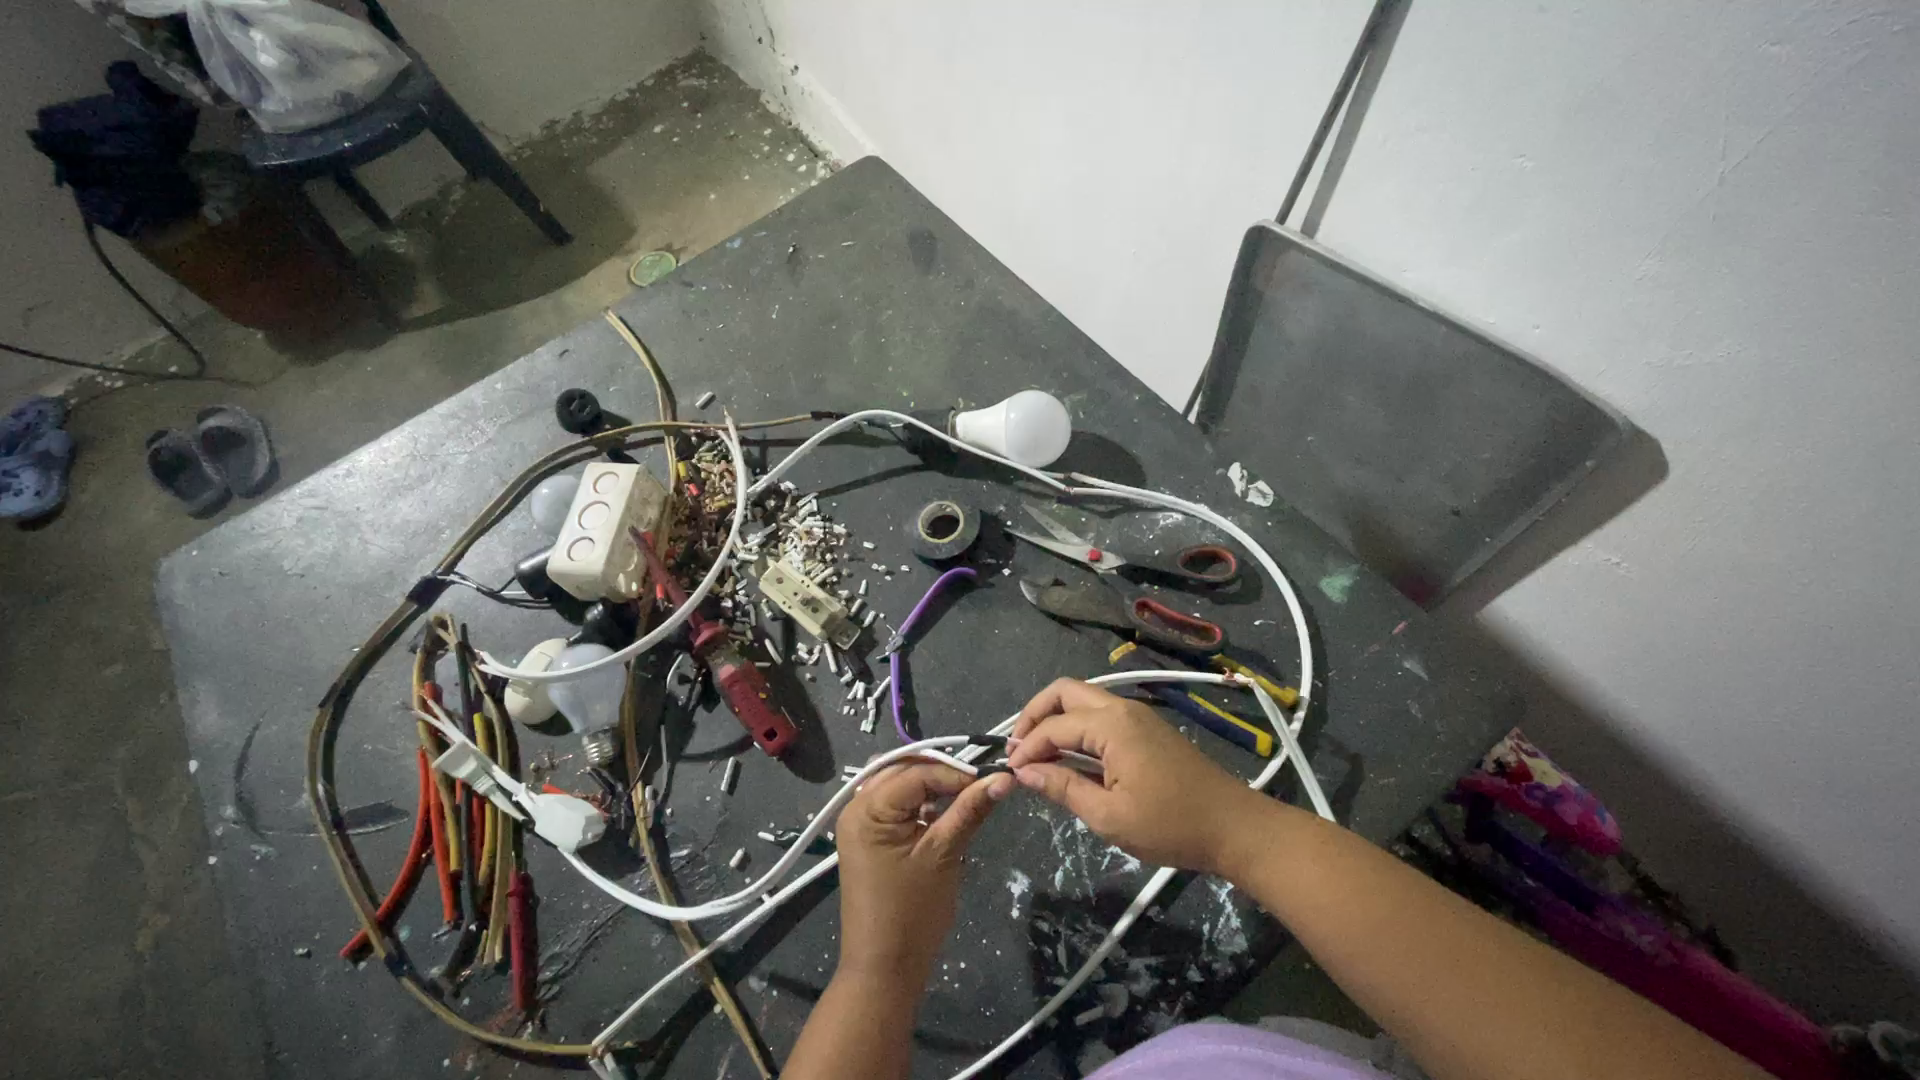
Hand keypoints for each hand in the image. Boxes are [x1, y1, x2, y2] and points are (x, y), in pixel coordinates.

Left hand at [834, 763, 1012, 982]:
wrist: (885, 968)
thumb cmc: (913, 913)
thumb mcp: (944, 855)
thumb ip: (970, 810)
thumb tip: (1004, 779)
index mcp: (867, 809)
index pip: (915, 772)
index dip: (954, 773)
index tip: (991, 779)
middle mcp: (856, 807)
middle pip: (902, 770)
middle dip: (940, 773)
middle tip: (978, 783)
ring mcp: (859, 823)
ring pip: (898, 784)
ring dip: (929, 785)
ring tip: (963, 796)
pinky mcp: (869, 838)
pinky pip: (894, 805)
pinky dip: (918, 802)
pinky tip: (941, 812)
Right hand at [1007, 678, 1263, 873]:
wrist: (1234, 827)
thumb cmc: (1171, 825)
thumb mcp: (1109, 816)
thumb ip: (1063, 788)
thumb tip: (1024, 773)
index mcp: (1112, 725)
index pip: (1053, 726)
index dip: (1026, 747)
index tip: (1009, 772)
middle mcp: (1122, 709)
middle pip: (1065, 692)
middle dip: (1035, 714)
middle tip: (1018, 748)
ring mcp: (1137, 716)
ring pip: (1083, 700)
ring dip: (1056, 719)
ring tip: (1038, 754)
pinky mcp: (1147, 729)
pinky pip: (1100, 715)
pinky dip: (1076, 727)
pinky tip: (1068, 758)